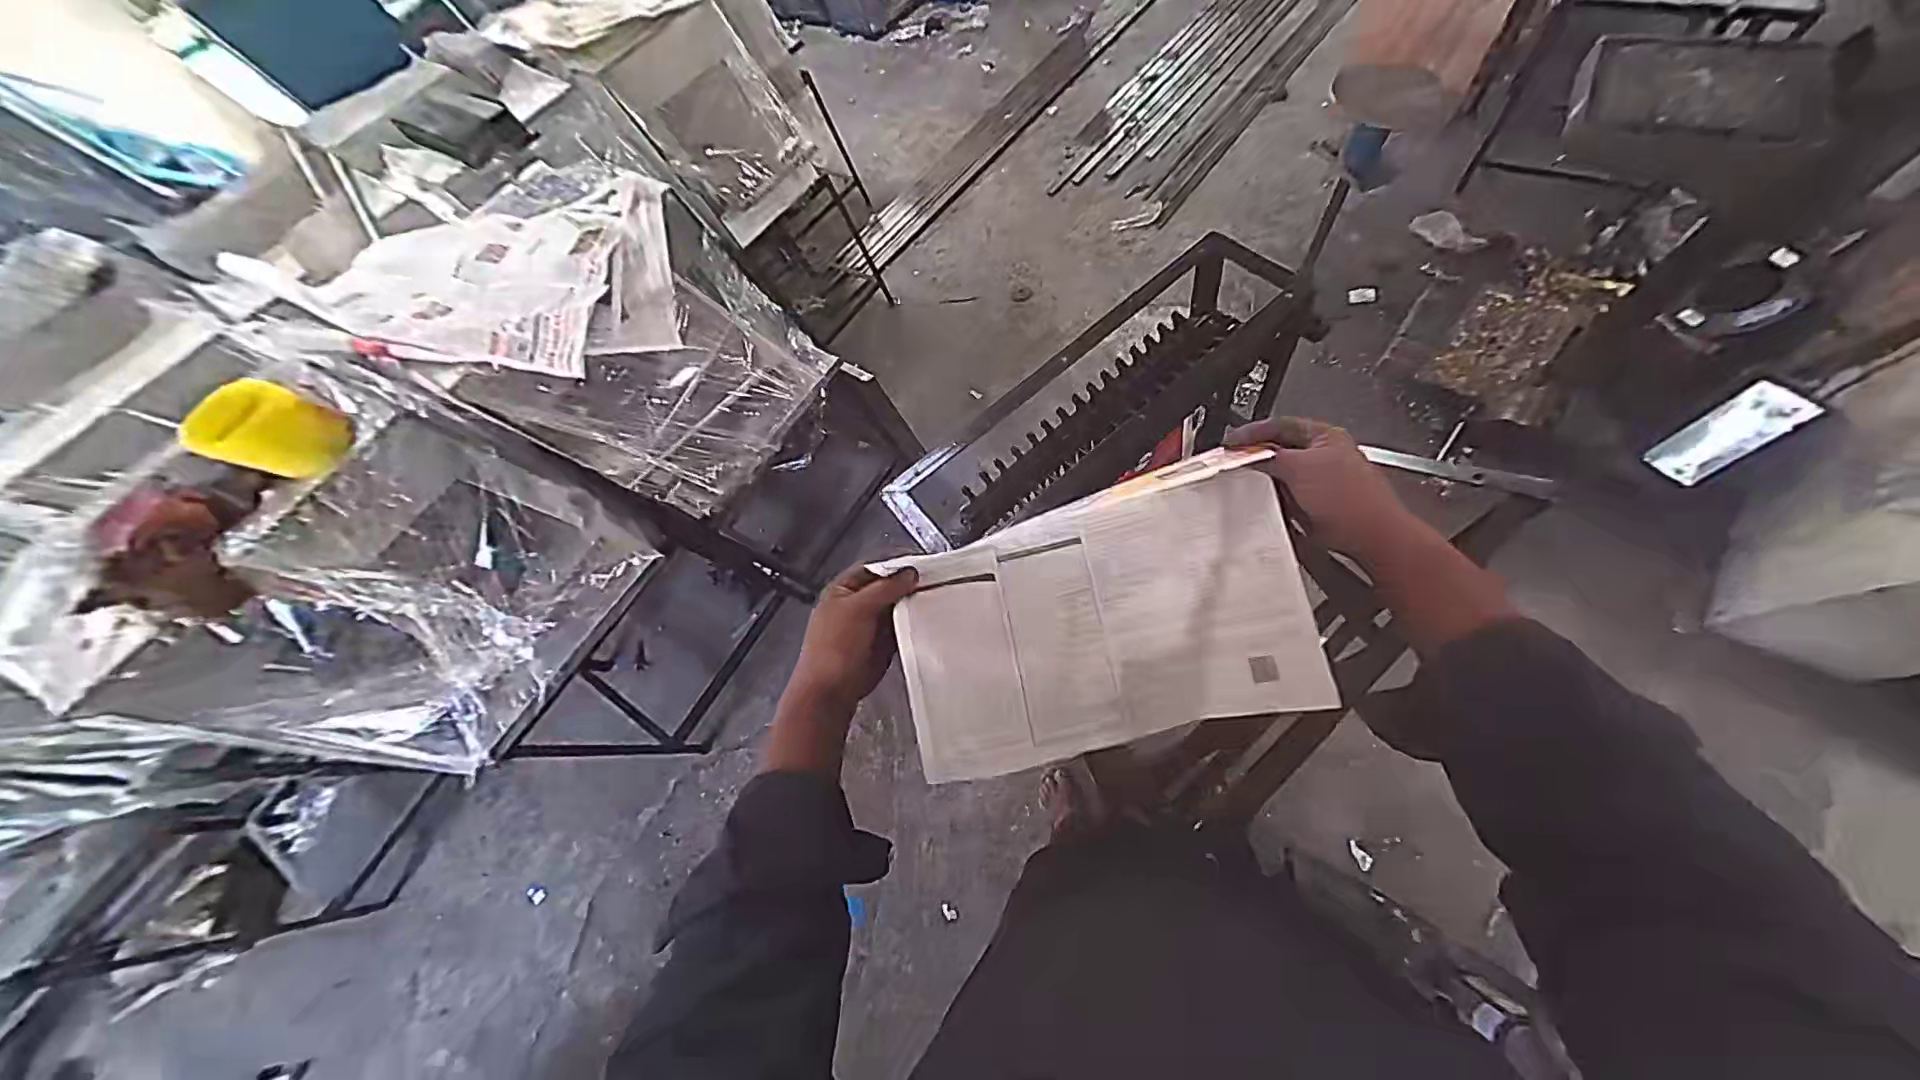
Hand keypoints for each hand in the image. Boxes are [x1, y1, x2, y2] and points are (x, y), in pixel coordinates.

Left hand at [786, 564, 919, 713]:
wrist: (831, 690)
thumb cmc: (835, 646)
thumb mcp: (859, 608)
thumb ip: (885, 588)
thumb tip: (909, 573)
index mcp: (843, 590)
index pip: (873, 567)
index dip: (895, 562)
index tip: (919, 562)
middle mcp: (857, 604)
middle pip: (887, 586)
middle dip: (907, 582)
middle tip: (933, 578)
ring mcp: (870, 624)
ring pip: (896, 605)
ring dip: (912, 601)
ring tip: (936, 594)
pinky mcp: (883, 642)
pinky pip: (901, 626)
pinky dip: (913, 621)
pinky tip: (928, 617)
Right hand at [1224, 416, 1421, 560]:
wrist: (1366, 535)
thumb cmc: (1349, 498)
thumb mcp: (1299, 466)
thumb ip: (1269, 457)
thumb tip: (1247, 455)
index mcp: (1324, 436)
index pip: (1280, 425)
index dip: (1253, 431)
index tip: (1231, 441)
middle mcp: (1321, 456)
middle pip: (1277, 449)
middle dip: (1254, 455)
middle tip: (1232, 460)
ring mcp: (1316, 480)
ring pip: (1278, 474)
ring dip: (1262, 479)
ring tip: (1243, 481)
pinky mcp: (1310, 503)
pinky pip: (1281, 496)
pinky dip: (1269, 498)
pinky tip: (1260, 500)